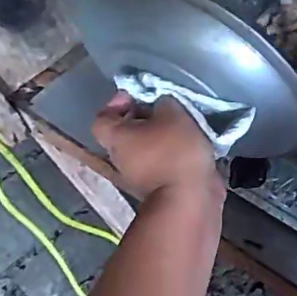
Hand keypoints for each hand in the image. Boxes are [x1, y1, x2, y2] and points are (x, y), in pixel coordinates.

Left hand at [91, 93, 220, 199]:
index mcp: (116, 138)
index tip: (141, 96)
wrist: (189, 199)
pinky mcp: (160, 187)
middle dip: (145, 118)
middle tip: (167, 109)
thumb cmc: (175, 150)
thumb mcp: (173, 112)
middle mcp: (121, 158)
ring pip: (147, 147)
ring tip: (185, 126)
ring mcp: (139, 176)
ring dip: (163, 137)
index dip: (118, 103)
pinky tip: (194, 146)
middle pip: (126, 131)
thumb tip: (160, 105)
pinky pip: (163, 161)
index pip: (103, 117)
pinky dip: (174, 153)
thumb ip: (163, 101)